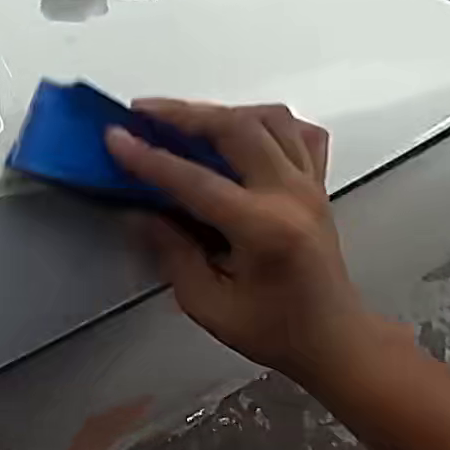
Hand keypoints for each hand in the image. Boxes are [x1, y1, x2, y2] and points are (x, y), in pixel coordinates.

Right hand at [106, 100, 370, 383]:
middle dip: (183, 114)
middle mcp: (291, 196)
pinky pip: (297, 131)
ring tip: (184, 120)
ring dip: (221, 112)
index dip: (150, 159)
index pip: (196, 181)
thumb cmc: (274, 330)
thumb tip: (141, 212)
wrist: (333, 337)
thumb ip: (172, 253)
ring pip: (269, 118)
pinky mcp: (317, 183)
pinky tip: (239, 132)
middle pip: (237, 128)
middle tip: (143, 112)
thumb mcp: (208, 304)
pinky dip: (264, 122)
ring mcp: (309, 184)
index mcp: (264, 230)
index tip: (116, 138)